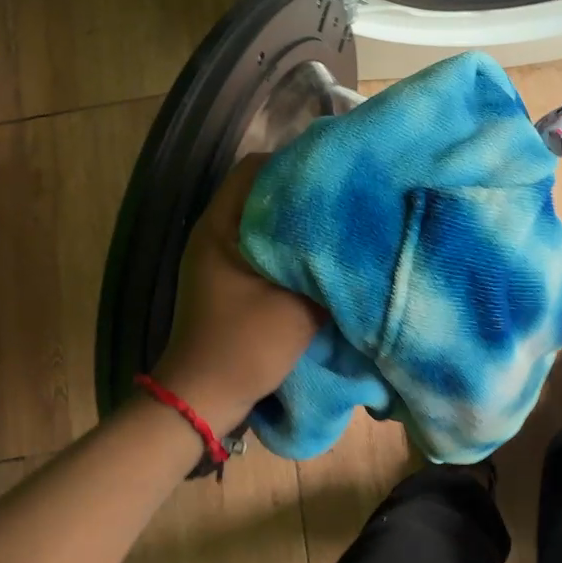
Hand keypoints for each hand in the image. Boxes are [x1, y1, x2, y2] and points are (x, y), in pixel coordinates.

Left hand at [152, 154, 322, 431]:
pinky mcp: (229, 274)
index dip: (295, 163)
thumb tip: (357, 240)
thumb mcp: (297, 307)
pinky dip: (289, 240)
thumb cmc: (245, 346)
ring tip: (337, 219)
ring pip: (264, 216)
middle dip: (302, 188)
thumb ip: (326, 268)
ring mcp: (220, 254)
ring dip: (296, 217)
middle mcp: (215, 230)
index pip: (256, 167)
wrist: (203, 399)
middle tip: (344, 194)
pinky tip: (319, 252)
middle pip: (261, 189)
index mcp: (220, 226)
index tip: (334, 172)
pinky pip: (262, 240)